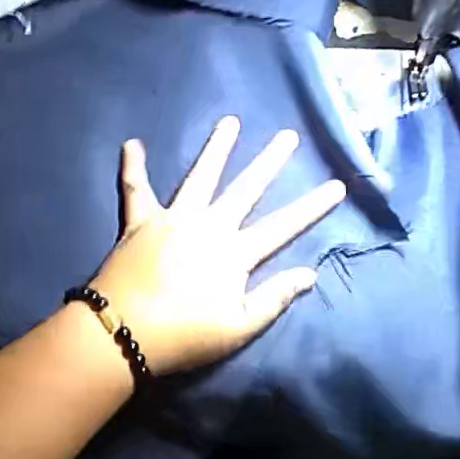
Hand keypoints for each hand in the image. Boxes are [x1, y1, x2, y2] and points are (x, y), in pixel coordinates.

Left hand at [86, 116, 346, 374]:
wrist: (123, 333)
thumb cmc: (185, 336)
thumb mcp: (239, 328)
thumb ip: (274, 298)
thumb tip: (309, 275)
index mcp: (235, 253)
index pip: (283, 226)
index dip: (312, 206)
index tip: (336, 185)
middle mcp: (208, 226)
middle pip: (245, 189)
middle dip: (269, 162)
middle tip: (287, 136)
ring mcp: (172, 220)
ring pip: (199, 177)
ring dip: (216, 149)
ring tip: (230, 122)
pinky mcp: (139, 223)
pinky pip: (135, 190)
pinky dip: (134, 167)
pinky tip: (133, 144)